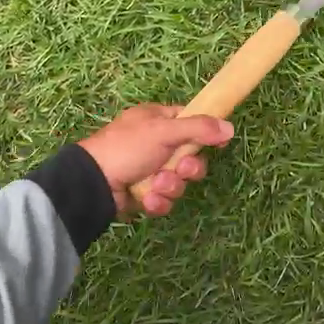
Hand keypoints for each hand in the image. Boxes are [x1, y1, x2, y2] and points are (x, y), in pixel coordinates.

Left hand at [79, 104, 233, 217]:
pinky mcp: (144, 195)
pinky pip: (164, 200)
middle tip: (181, 170)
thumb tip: (229, 127)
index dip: (206, 132)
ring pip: (179, 182)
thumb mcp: (163, 130)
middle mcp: (155, 144)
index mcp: (157, 121)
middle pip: (190, 157)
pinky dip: (157, 201)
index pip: (190, 122)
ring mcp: (149, 171)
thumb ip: (198, 129)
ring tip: (155, 185)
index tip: (220, 143)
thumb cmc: (127, 147)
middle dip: (188, 168)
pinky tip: (147, 200)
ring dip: (170, 186)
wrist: (93, 183)